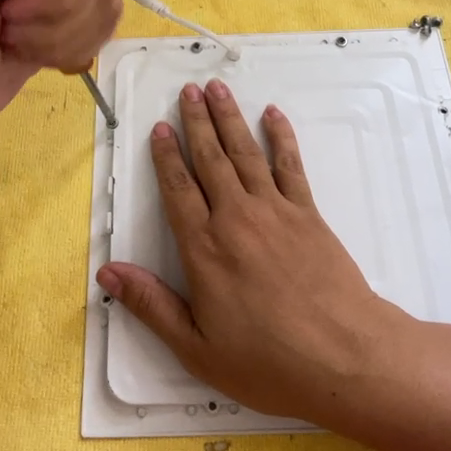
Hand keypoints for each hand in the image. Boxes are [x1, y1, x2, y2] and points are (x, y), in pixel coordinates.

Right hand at [95, 79, 410, 420]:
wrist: (344, 357)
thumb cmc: (267, 361)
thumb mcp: (197, 348)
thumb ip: (151, 305)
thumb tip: (107, 273)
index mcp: (204, 248)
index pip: (178, 189)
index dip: (166, 156)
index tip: (160, 128)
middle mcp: (236, 218)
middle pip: (210, 159)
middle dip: (196, 122)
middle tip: (187, 90)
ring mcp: (276, 211)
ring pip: (245, 153)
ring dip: (230, 118)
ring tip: (217, 89)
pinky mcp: (308, 214)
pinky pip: (290, 165)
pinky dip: (281, 137)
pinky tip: (273, 115)